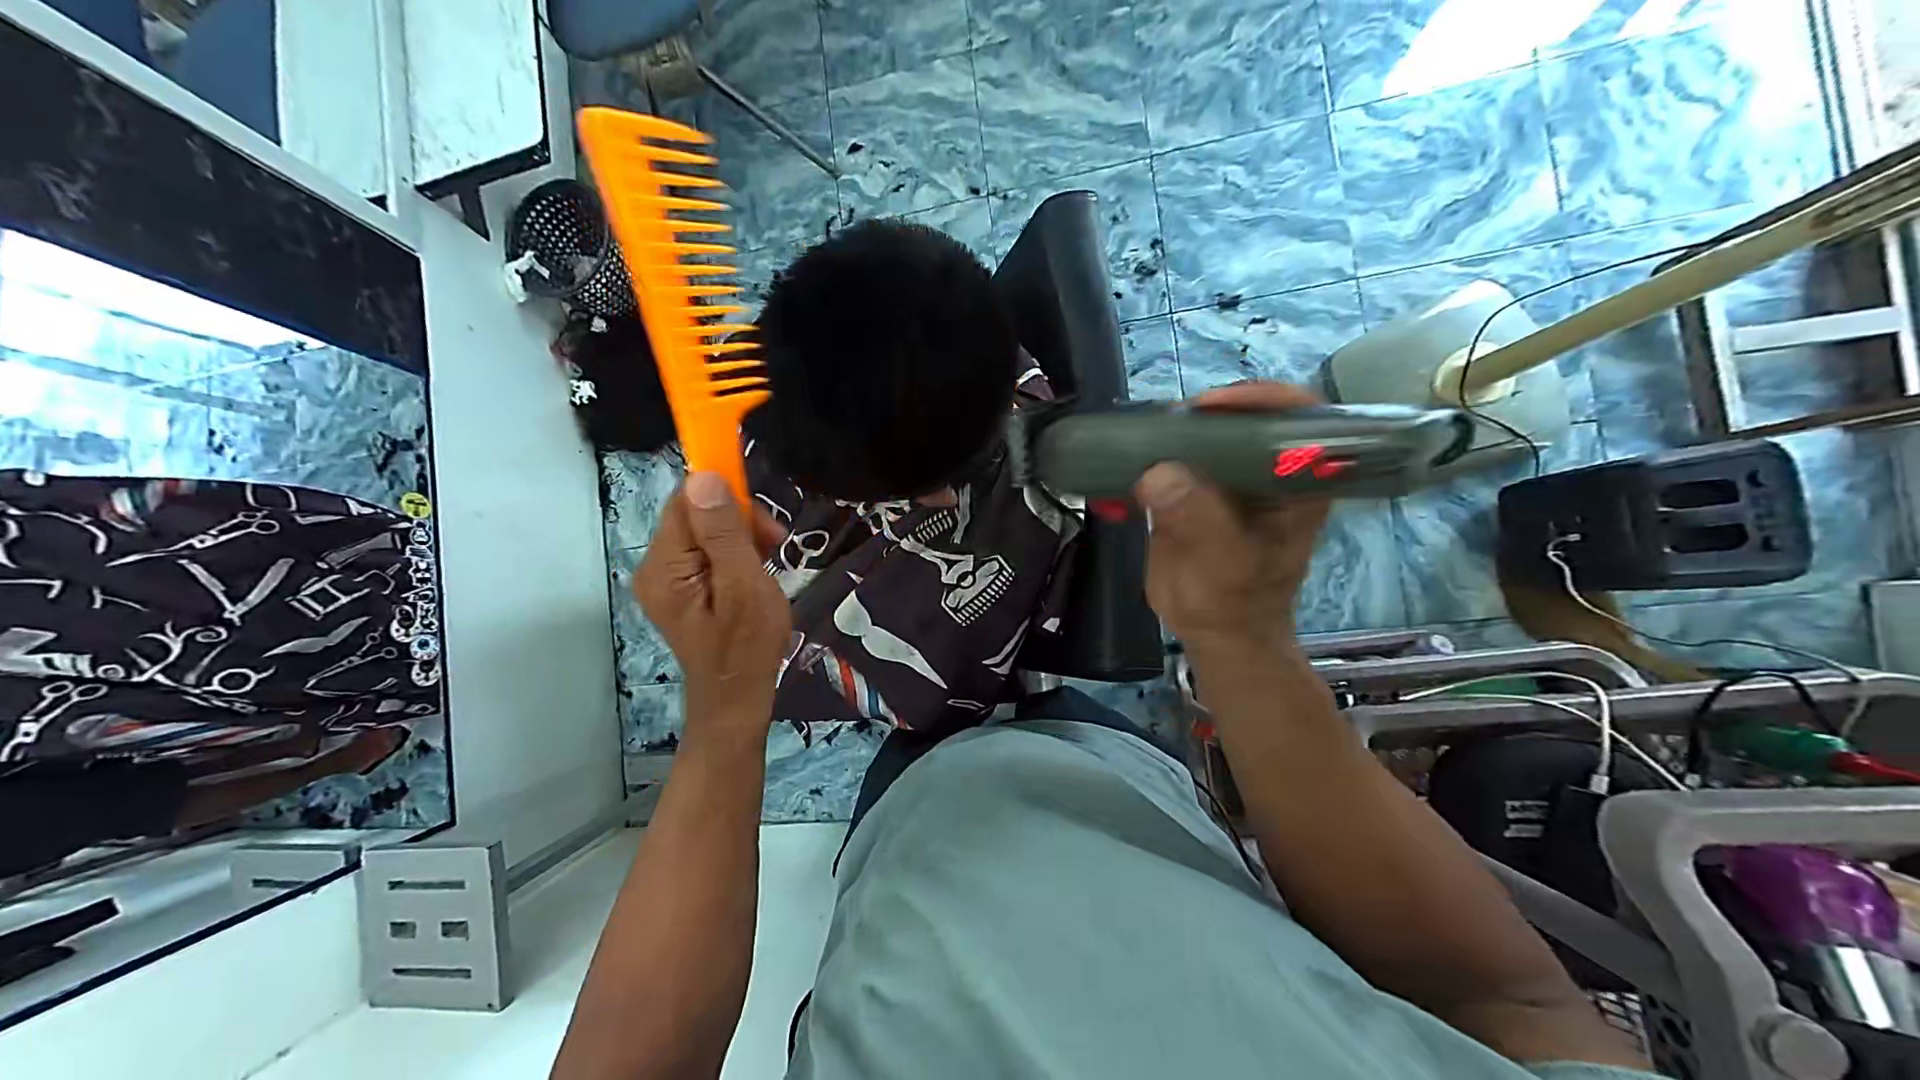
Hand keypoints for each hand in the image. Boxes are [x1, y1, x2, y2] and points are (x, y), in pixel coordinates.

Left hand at [634, 473, 791, 729]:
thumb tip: (704, 477)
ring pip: (703, 531)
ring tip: (767, 563)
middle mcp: (654, 566)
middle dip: (738, 520)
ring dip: (740, 536)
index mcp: (665, 565)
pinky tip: (752, 575)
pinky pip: (705, 552)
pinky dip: (733, 554)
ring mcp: (665, 579)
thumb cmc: (747, 647)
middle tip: (775, 545)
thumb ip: (725, 533)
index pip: (687, 500)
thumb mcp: (744, 587)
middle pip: (695, 513)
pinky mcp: (679, 589)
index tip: (764, 518)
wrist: (736, 700)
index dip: (726, 496)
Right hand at [1133, 381, 1330, 657]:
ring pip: (1201, 434)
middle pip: (1240, 416)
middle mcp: (1264, 469)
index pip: (1293, 415)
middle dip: (1201, 413)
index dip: (1258, 399)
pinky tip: (1118, 464)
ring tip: (1135, 440)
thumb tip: (1156, 472)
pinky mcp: (1191, 487)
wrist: (1216, 631)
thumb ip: (1199, 518)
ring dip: (1166, 432)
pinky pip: (1169, 459)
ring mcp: (1225, 477)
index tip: (1210, 407)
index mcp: (1296, 480)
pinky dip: (1143, 456)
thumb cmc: (1237, 601)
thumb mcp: (1226, 564)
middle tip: (1162, 422)